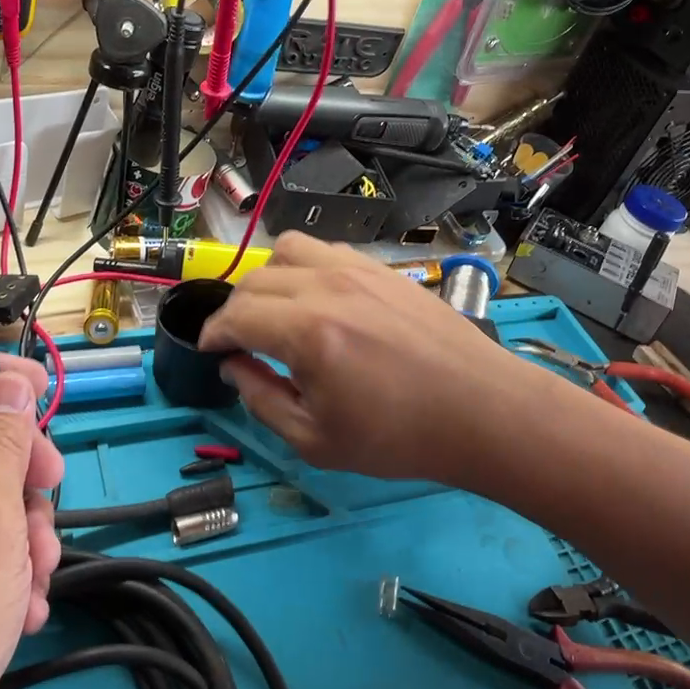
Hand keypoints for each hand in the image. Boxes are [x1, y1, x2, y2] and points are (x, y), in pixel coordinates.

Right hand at [198, 232, 554, 481]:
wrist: (480, 409)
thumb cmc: (398, 437)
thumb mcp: (316, 439)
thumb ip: (261, 399)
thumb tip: (233, 365)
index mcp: (307, 332)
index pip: (236, 316)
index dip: (212, 333)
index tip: (209, 350)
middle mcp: (326, 286)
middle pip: (255, 279)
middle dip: (234, 310)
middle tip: (239, 341)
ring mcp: (358, 269)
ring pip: (287, 248)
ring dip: (267, 278)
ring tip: (275, 311)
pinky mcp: (381, 268)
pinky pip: (325, 250)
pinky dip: (304, 267)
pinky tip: (316, 299)